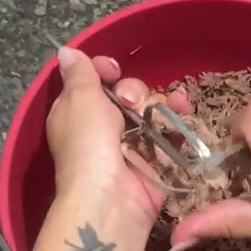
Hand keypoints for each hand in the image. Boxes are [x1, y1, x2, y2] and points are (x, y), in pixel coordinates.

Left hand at [45, 47, 188, 234]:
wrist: (109, 199)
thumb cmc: (88, 144)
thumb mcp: (79, 100)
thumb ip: (79, 73)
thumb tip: (66, 51)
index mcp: (76, 112)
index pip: (93, 81)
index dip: (105, 69)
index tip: (112, 70)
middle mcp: (101, 127)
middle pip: (127, 93)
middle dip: (136, 90)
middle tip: (132, 103)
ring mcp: (129, 145)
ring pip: (151, 111)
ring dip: (163, 102)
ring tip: (174, 105)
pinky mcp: (154, 161)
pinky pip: (169, 134)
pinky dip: (177, 122)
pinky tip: (184, 112)